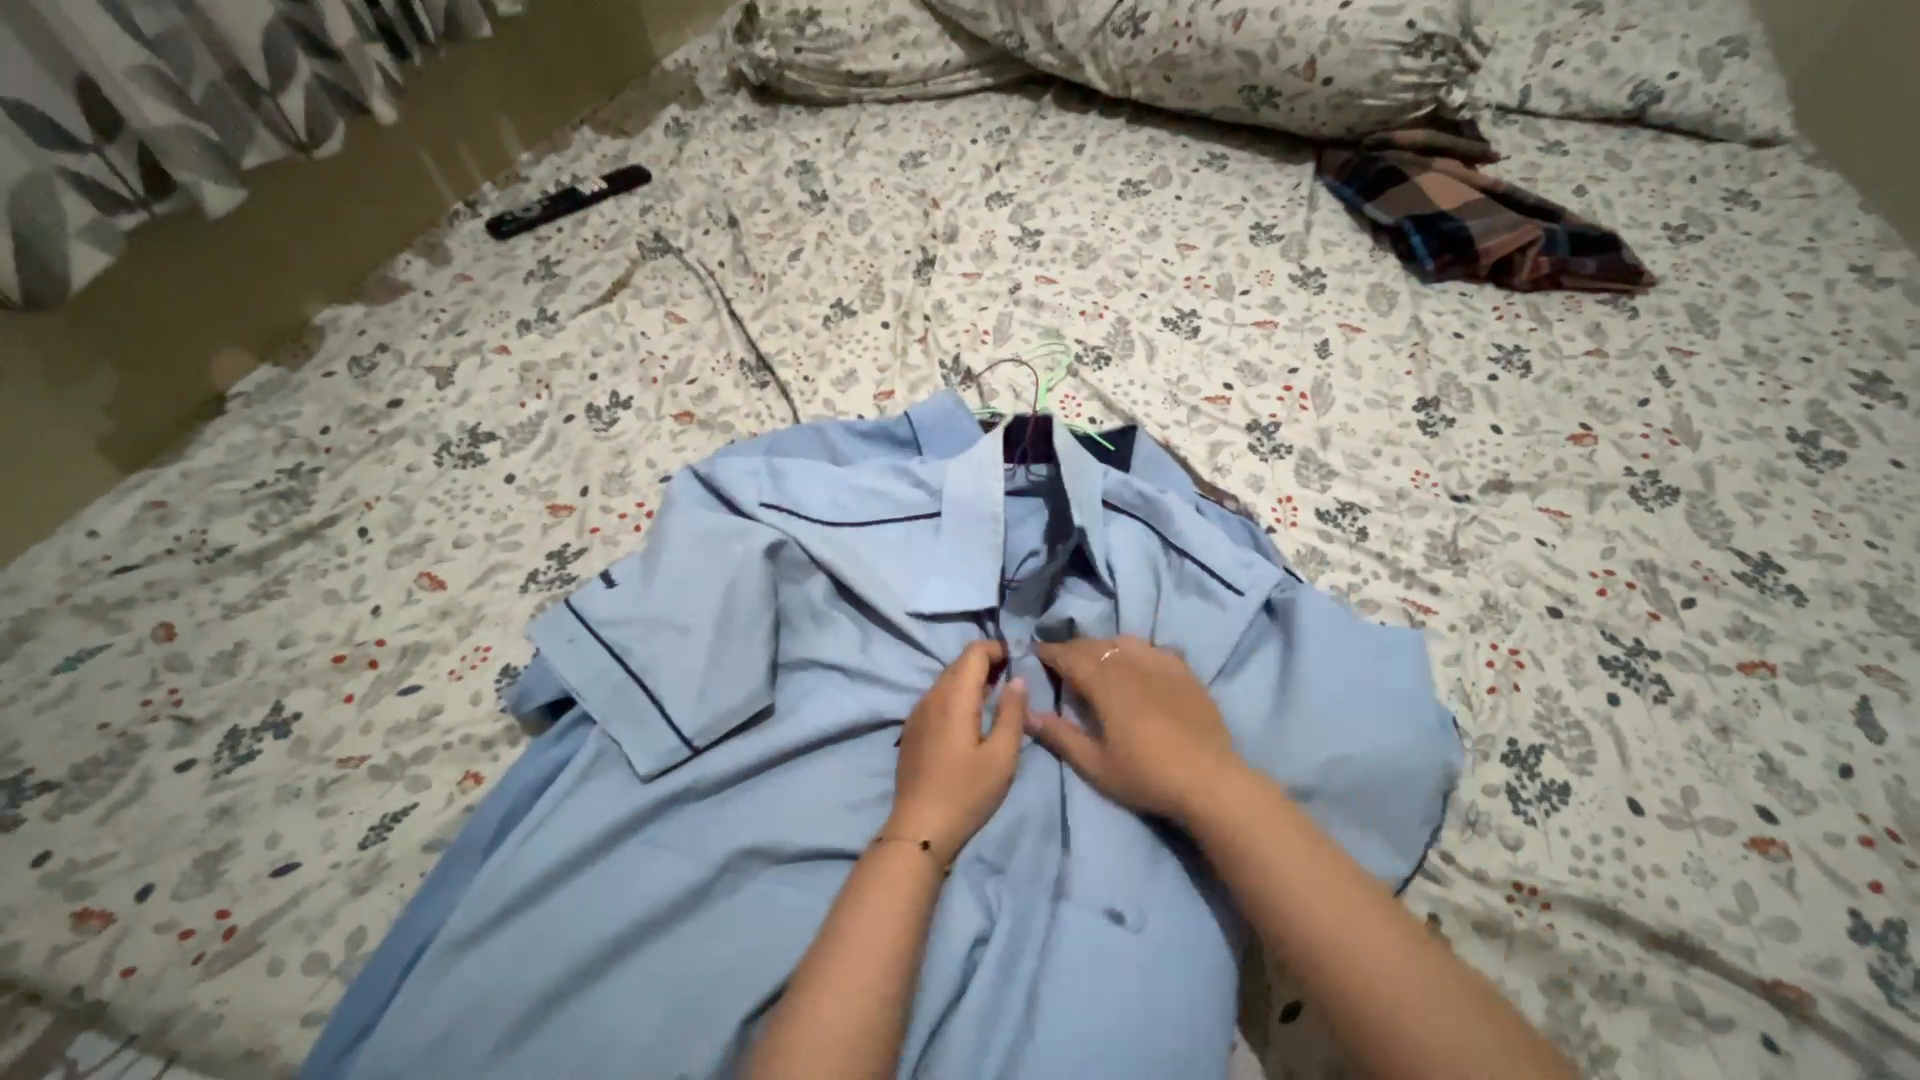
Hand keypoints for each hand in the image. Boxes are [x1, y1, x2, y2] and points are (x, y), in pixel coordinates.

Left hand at [886, 641, 1026, 862]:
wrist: (920, 828)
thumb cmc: (967, 792)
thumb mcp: (1002, 755)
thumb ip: (1012, 712)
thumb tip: (1018, 679)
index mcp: (954, 697)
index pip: (973, 652)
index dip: (997, 649)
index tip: (1018, 661)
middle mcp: (931, 696)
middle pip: (958, 664)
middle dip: (985, 663)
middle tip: (1012, 680)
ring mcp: (917, 713)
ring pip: (946, 682)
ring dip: (970, 681)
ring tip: (995, 699)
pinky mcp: (911, 731)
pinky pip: (936, 700)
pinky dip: (956, 697)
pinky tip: (970, 721)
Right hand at [1029, 636, 1243, 821]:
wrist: (1210, 781)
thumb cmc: (1146, 775)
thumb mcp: (1095, 764)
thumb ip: (1059, 735)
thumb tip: (1026, 713)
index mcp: (1106, 683)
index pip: (1070, 656)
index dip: (1050, 652)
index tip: (1035, 652)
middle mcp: (1132, 663)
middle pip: (1096, 644)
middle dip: (1073, 648)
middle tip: (1060, 660)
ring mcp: (1162, 664)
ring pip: (1125, 641)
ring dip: (1104, 646)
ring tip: (1097, 661)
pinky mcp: (1185, 672)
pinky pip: (1154, 649)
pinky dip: (1136, 651)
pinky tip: (1138, 665)